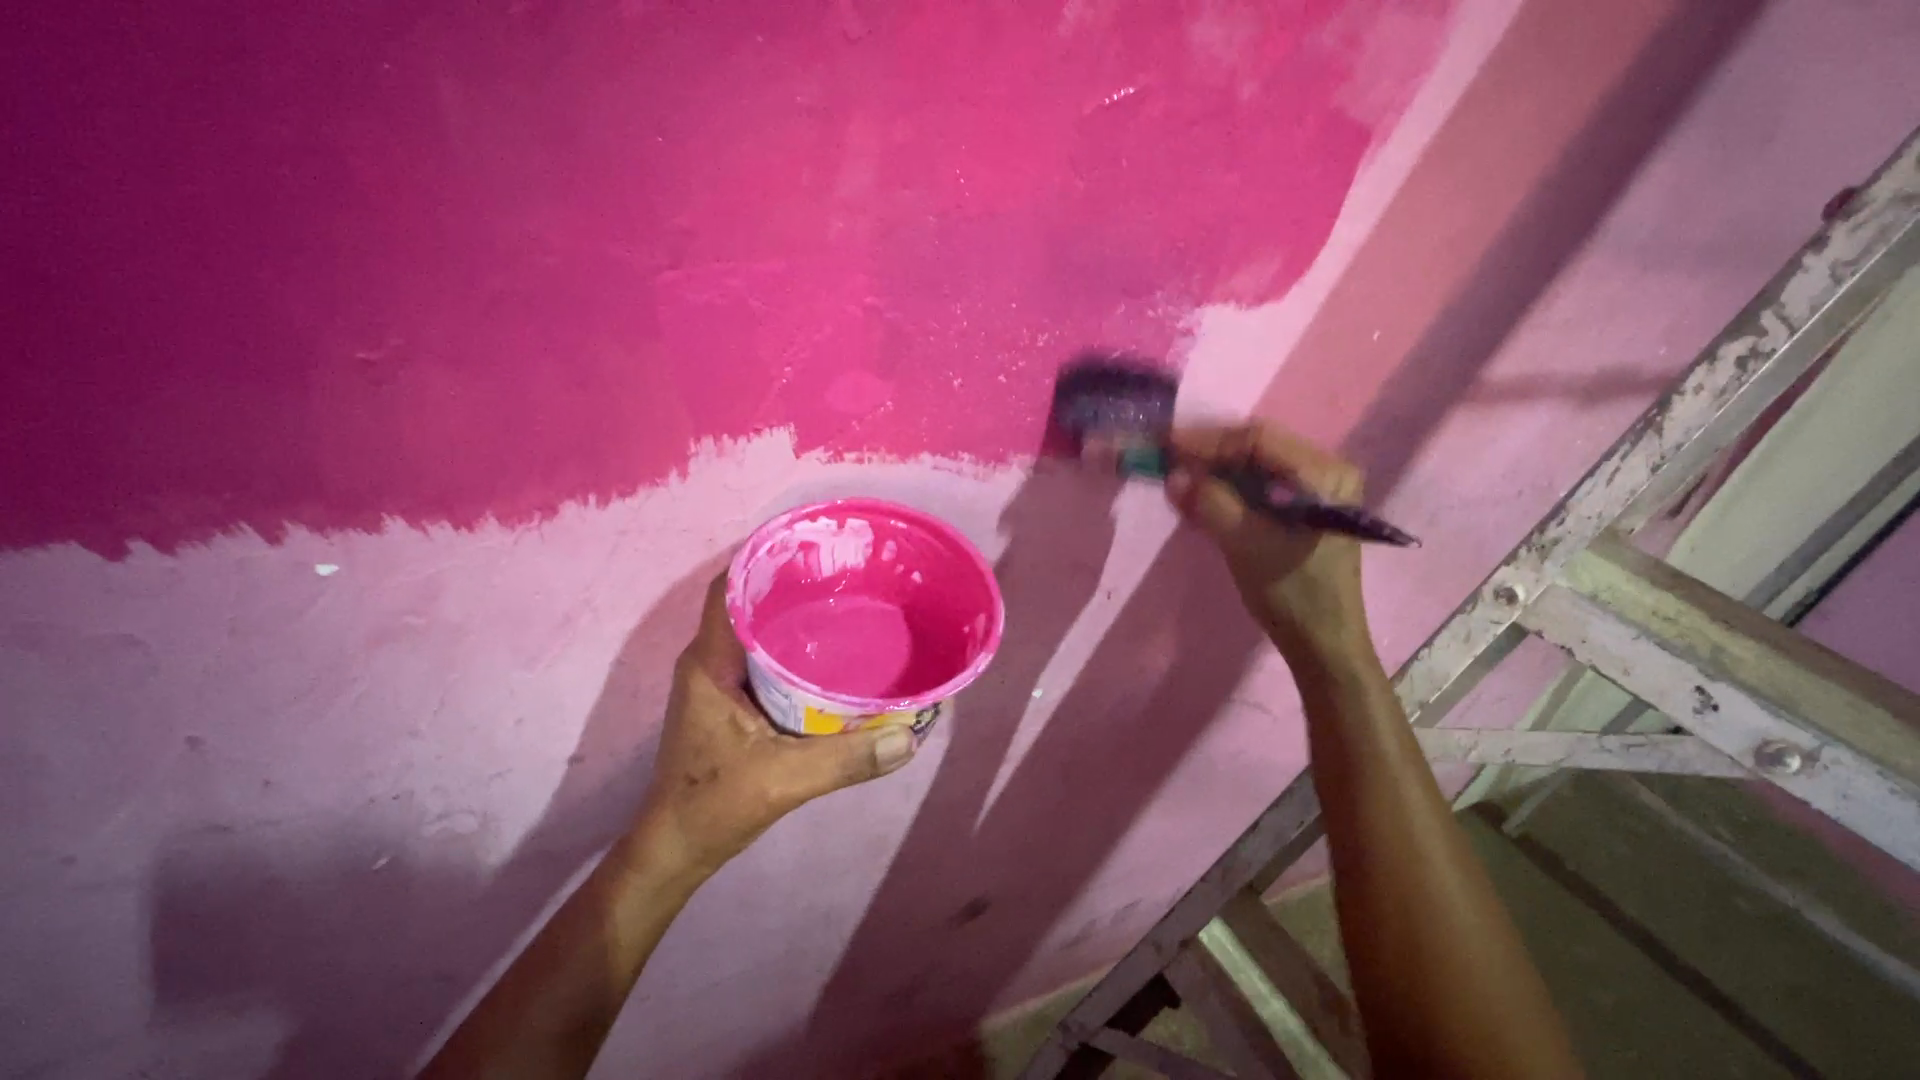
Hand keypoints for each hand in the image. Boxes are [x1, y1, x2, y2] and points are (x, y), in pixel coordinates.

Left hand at [635, 575, 917, 875]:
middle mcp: (708, 662)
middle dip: (792, 583)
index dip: (767, 558)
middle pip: (749, 602)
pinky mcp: (728, 703)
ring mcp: (716, 683)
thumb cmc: (715, 806)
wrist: (676, 849)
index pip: (731, 587)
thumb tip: (910, 736)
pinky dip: (791, 647)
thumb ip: (846, 760)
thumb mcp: (784, 782)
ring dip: (792, 616)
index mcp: (709, 664)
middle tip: (847, 576)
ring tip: (846, 605)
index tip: (816, 548)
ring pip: (756, 630)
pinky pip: (761, 656)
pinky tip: (830, 656)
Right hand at [1166, 423, 1370, 665]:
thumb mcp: (1246, 545)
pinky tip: (1199, 493)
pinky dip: (1227, 486)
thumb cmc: (1293, 593)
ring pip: (1255, 464)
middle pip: (1257, 446)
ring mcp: (1316, 489)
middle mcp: (1326, 471)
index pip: (1258, 439)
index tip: (1166, 445)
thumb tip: (1174, 475)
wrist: (1323, 643)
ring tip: (1176, 473)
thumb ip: (1210, 503)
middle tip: (1166, 456)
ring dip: (1214, 469)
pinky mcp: (1303, 508)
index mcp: (1324, 474)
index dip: (1208, 439)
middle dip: (1209, 452)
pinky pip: (1259, 484)